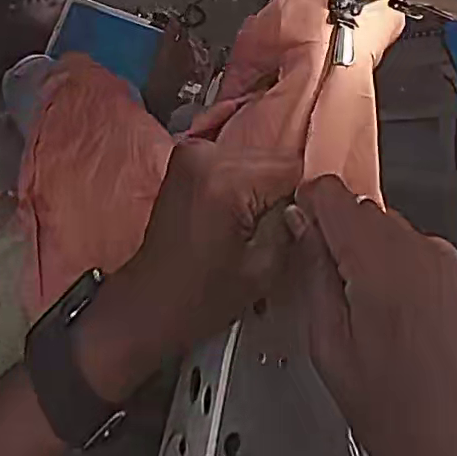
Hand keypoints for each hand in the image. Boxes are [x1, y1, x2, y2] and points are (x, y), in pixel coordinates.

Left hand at [74, 140, 300, 400]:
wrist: (146, 303)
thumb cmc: (198, 297)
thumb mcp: (262, 271)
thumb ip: (292, 226)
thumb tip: (310, 201)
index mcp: (226, 180)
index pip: (290, 167)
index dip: (302, 195)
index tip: (299, 220)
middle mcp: (207, 156)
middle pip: (271, 158)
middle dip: (280, 188)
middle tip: (274, 225)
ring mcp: (193, 152)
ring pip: (254, 157)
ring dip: (260, 183)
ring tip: (250, 220)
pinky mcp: (186, 156)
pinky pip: (231, 156)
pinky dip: (241, 176)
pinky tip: (237, 204)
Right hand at [290, 176, 456, 455]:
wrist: (452, 437)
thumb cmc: (393, 405)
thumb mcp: (328, 342)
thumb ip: (312, 270)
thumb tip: (301, 224)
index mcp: (378, 262)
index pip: (334, 193)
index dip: (310, 200)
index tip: (299, 214)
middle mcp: (414, 247)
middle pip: (358, 206)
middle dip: (337, 231)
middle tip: (326, 273)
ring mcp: (438, 254)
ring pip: (383, 222)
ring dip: (365, 244)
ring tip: (361, 298)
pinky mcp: (453, 265)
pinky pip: (409, 240)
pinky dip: (393, 257)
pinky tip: (390, 301)